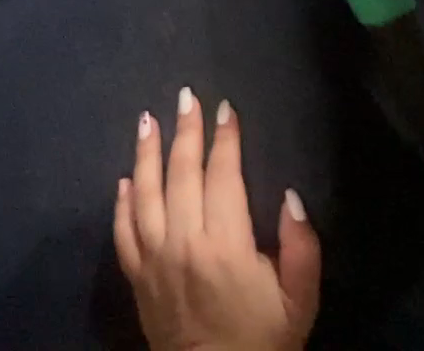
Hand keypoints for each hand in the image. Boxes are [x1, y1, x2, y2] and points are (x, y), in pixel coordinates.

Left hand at [116, 88, 320, 350]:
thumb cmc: (263, 341)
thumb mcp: (300, 299)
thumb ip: (301, 246)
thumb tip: (290, 196)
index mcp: (225, 245)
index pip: (222, 176)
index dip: (225, 139)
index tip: (226, 109)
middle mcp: (184, 244)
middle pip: (181, 174)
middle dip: (186, 131)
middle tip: (187, 96)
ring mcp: (154, 261)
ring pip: (146, 194)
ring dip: (147, 153)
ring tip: (148, 119)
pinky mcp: (137, 279)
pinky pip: (123, 232)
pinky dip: (121, 202)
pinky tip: (125, 177)